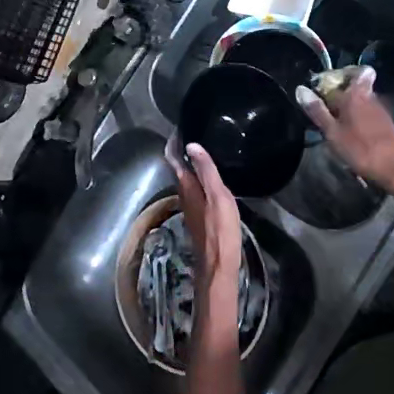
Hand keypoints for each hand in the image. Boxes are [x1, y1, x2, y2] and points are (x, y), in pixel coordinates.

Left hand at [170, 143, 242, 313]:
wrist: (219, 266)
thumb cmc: (220, 230)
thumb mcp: (218, 197)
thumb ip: (206, 171)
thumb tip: (191, 145)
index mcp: (187, 187)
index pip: (174, 159)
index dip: (175, 143)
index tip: (181, 127)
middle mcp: (184, 195)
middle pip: (179, 168)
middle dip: (183, 151)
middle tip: (195, 132)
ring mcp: (191, 207)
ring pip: (187, 180)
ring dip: (191, 165)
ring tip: (205, 150)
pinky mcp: (199, 215)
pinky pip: (196, 189)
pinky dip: (199, 178)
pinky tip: (211, 178)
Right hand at [295, 67, 393, 190]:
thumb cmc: (360, 149)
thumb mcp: (333, 132)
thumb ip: (317, 111)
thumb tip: (300, 89)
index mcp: (356, 93)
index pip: (353, 71)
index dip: (340, 74)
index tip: (326, 86)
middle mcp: (370, 96)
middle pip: (356, 85)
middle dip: (340, 92)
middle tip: (324, 107)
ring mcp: (380, 109)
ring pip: (361, 99)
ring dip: (348, 106)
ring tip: (334, 123)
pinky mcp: (385, 122)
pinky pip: (367, 111)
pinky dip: (357, 117)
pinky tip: (350, 133)